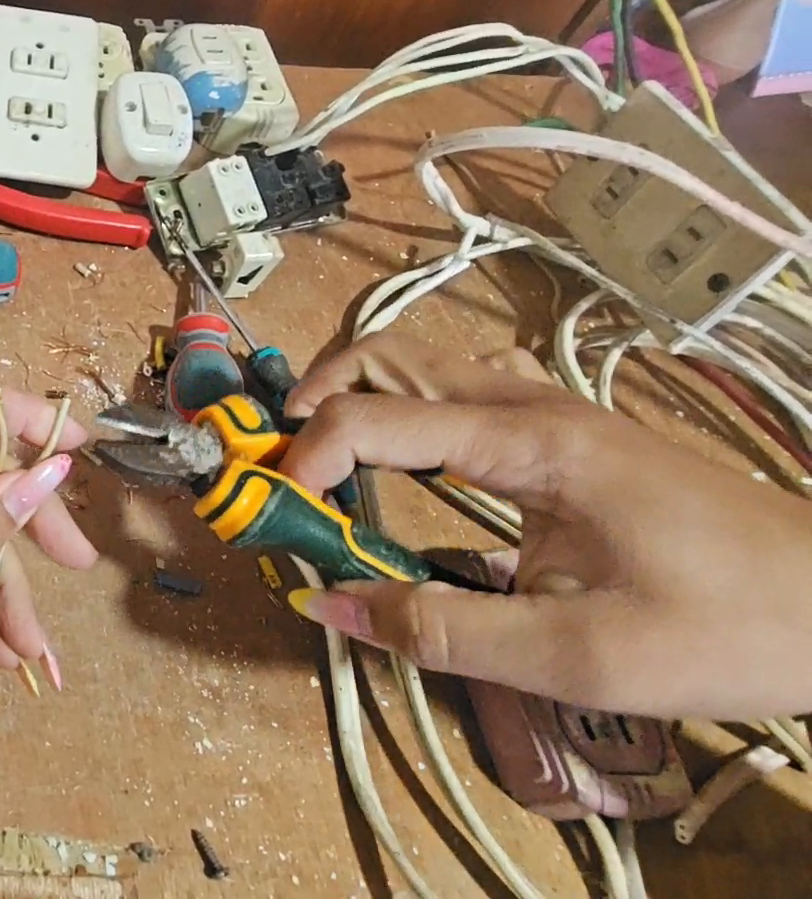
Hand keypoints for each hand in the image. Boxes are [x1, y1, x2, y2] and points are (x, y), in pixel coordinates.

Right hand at [276, 333, 811, 719]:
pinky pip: (446, 388)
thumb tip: (324, 605)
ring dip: (345, 398)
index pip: (372, 417)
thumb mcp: (582, 656)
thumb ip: (439, 630)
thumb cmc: (735, 628)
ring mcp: (539, 408)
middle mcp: (523, 405)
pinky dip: (394, 407)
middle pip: (381, 358)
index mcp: (528, 442)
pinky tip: (397, 457)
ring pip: (409, 363)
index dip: (307, 459)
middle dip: (309, 400)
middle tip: (280, 465)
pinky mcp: (551, 428)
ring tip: (317, 460)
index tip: (282, 513)